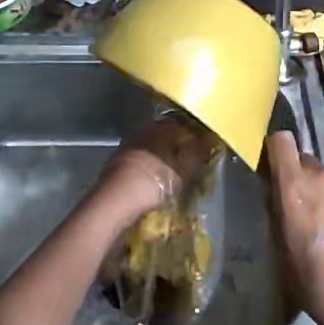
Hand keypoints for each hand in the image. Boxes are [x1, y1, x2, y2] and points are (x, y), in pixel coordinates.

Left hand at [94, 113, 215, 220]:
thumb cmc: (153, 182)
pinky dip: (150, 169)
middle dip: (178, 145)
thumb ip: (198, 153)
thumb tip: (210, 140)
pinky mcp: (116, 166)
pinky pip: (140, 163)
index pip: (180, 121)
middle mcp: (141, 133)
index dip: (194, 130)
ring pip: (151, 149)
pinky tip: (155, 182)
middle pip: (164, 135)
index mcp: (158, 128)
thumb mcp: (183, 170)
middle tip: (191, 159)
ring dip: (162, 158)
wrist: (113, 203)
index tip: (205, 141)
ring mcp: (126, 149)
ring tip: (175, 173)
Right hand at [263, 131, 323, 324]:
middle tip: (299, 212)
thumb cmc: (318, 283)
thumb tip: (280, 204)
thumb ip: (280, 218)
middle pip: (306, 164)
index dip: (274, 150)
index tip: (270, 168)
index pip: (281, 142)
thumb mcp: (283, 253)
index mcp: (295, 186)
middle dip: (300, 181)